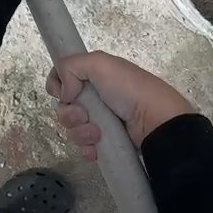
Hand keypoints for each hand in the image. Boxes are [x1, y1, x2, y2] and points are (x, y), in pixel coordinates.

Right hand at [45, 51, 194, 156]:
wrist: (156, 122)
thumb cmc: (129, 89)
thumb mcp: (100, 64)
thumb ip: (70, 66)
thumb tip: (63, 93)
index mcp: (92, 75)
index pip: (60, 79)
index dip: (56, 86)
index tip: (65, 94)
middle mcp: (94, 96)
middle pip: (63, 106)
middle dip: (69, 113)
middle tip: (84, 115)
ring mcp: (100, 120)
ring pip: (72, 128)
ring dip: (79, 132)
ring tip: (97, 133)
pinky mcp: (105, 141)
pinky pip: (84, 146)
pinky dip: (87, 148)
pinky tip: (96, 149)